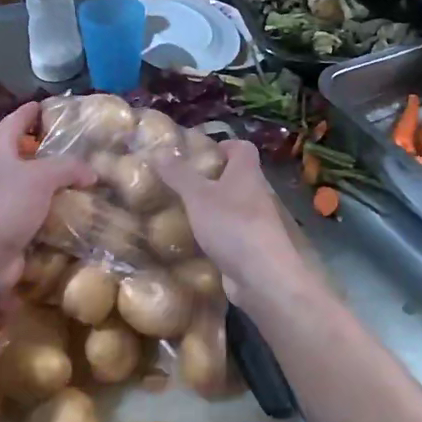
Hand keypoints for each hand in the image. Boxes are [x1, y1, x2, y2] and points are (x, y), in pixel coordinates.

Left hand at [0, 102, 94, 288]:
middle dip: (41, 146)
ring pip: (27, 181)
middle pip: (18, 151)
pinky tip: (69, 206)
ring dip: (48, 178)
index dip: (28, 112)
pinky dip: (49, 205)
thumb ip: (69, 167)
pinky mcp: (6, 223)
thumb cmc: (6, 205)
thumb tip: (92, 172)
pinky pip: (32, 208)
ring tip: (77, 174)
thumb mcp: (42, 177)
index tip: (43, 104)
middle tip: (69, 142)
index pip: (13, 122)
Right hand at [153, 139, 320, 311]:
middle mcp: (256, 193)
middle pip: (236, 177)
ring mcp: (256, 222)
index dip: (223, 146)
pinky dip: (214, 235)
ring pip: (233, 207)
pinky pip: (230, 234)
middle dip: (211, 179)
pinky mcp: (251, 247)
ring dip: (212, 208)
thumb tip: (159, 151)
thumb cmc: (232, 224)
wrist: (262, 276)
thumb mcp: (198, 196)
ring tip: (181, 212)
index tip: (200, 153)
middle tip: (181, 184)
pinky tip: (193, 241)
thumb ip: (179, 174)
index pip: (242, 148)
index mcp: (247, 172)